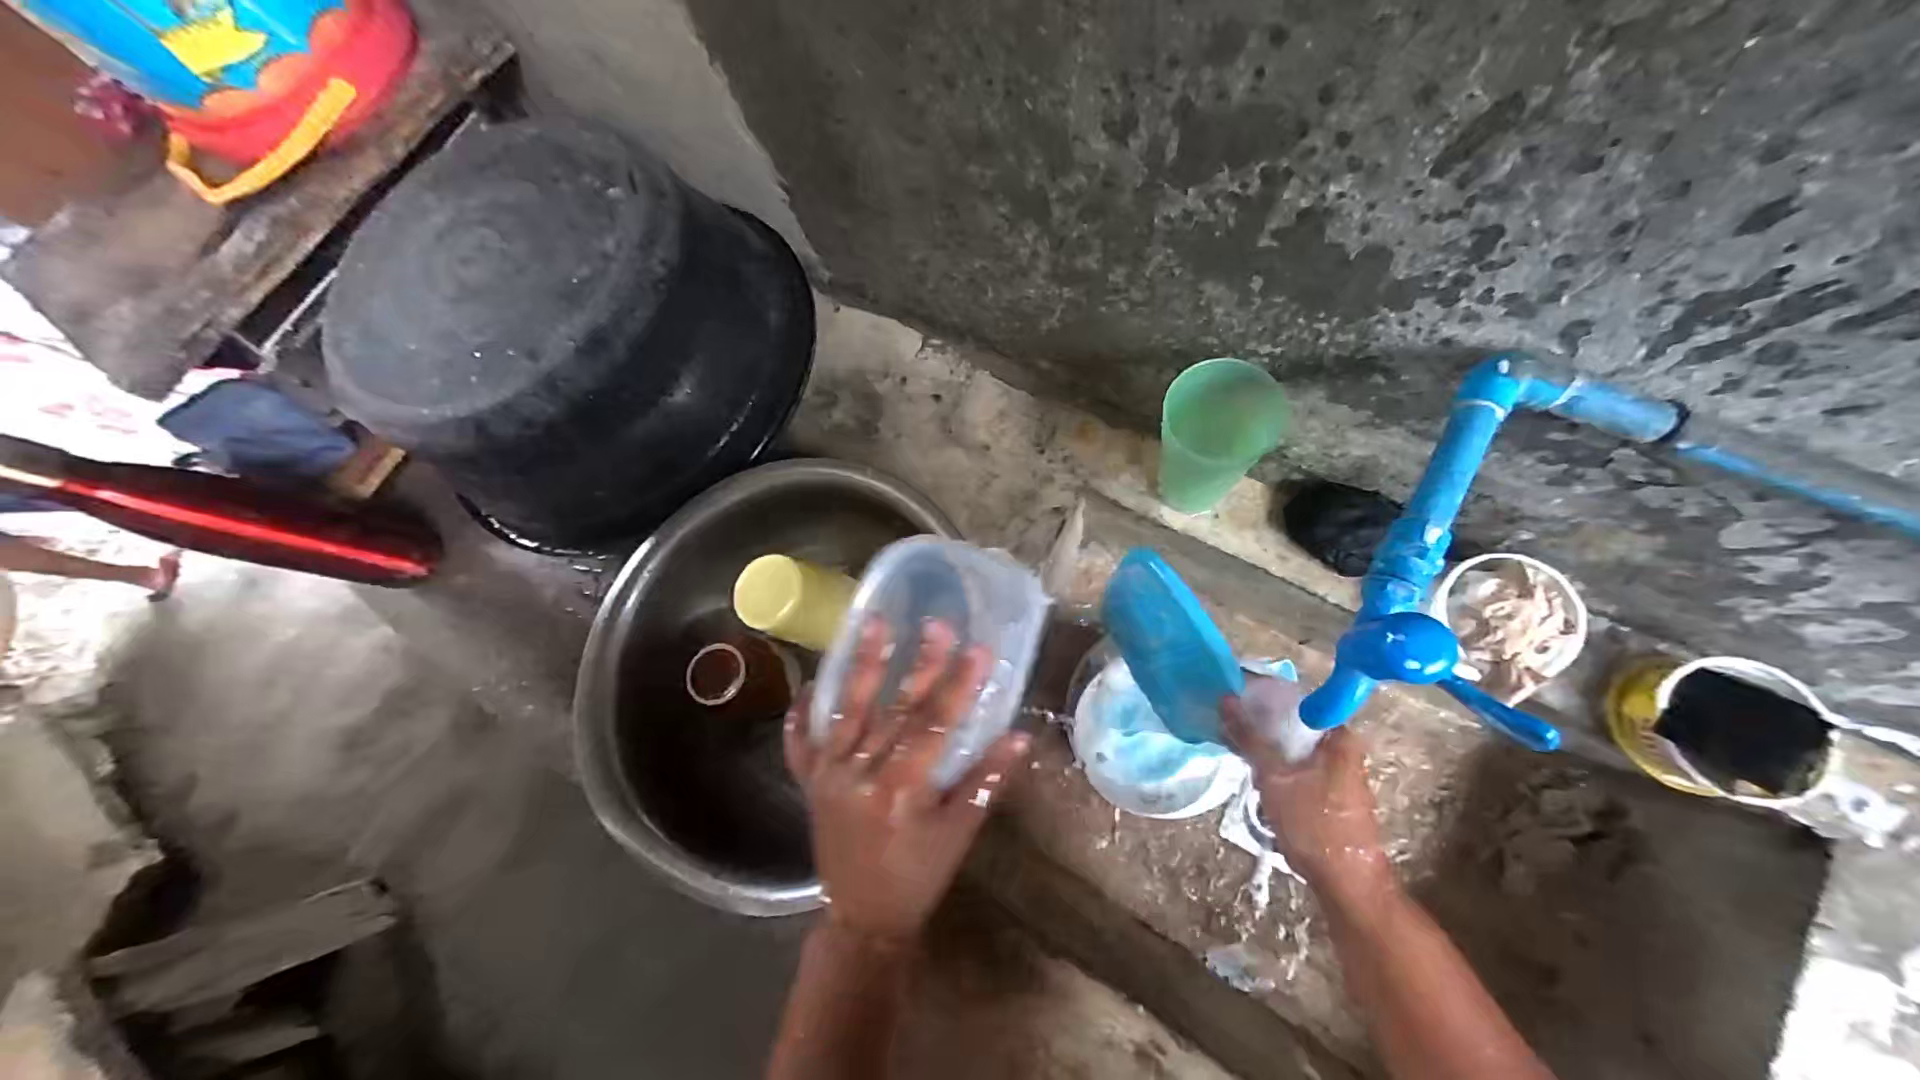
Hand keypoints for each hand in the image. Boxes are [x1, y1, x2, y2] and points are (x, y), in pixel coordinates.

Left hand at [785, 616, 1031, 942]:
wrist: (863, 917)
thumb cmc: (920, 875)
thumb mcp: (959, 833)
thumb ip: (986, 782)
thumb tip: (1019, 736)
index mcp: (901, 789)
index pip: (934, 726)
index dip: (958, 686)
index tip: (977, 649)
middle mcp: (860, 774)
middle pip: (894, 710)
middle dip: (919, 665)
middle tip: (936, 624)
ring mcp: (829, 775)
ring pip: (847, 711)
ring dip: (862, 666)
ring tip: (874, 624)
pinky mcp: (810, 782)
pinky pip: (802, 741)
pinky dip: (804, 713)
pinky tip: (811, 684)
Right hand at [1222, 697, 1389, 901]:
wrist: (1346, 882)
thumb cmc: (1313, 824)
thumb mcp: (1274, 777)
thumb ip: (1250, 738)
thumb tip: (1226, 699)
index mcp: (1340, 737)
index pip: (1298, 701)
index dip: (1265, 698)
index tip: (1237, 697)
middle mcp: (1346, 749)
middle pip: (1297, 724)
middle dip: (1264, 722)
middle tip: (1231, 720)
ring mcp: (1342, 772)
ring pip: (1298, 747)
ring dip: (1270, 745)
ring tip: (1237, 742)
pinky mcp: (1333, 792)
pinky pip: (1301, 765)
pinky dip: (1280, 763)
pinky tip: (1257, 769)